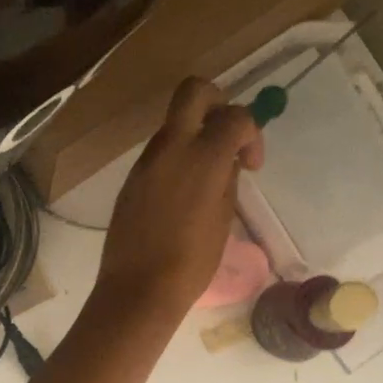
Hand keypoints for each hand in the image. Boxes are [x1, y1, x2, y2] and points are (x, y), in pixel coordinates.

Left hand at [95, 78, 263, 314]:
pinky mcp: (130, 182)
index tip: (252, 163)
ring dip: (194, 136)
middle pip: (194, 92)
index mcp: (201, 157)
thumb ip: (227, 180)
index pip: (235, 116)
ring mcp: (145, 163)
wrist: (137, 290)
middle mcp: (169, 149)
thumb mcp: (222, 219)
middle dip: (217, 103)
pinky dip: (175, 160)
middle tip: (227, 135)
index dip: (252, 133)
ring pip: (173, 125)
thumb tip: (227, 161)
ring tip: (206, 177)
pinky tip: (182, 195)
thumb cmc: (190, 263)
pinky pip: (158, 156)